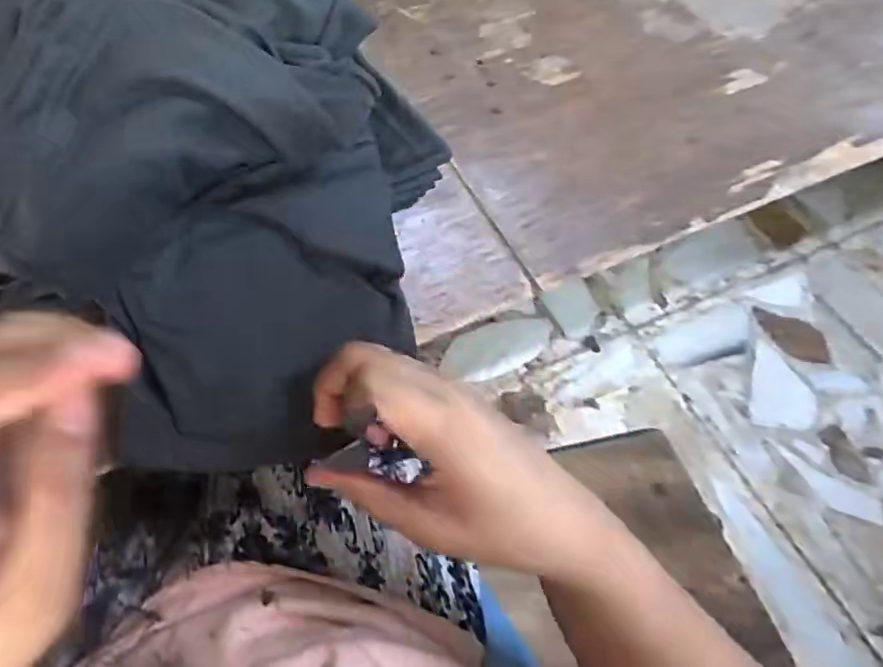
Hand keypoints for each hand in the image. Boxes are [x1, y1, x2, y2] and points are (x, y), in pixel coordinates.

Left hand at [0, 313, 139, 666]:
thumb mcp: (38, 584)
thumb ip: (57, 492)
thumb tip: (81, 395)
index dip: (36, 372)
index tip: (103, 359)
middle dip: (51, 342)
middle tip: (119, 355)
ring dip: (54, 337)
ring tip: (110, 356)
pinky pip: (13, 360)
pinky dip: (54, 350)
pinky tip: (89, 366)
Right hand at [306, 342, 630, 582]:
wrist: (568, 523)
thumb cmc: (498, 530)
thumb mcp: (426, 524)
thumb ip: (366, 492)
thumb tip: (314, 471)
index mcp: (434, 418)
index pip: (365, 372)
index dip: (331, 390)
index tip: (327, 432)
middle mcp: (440, 387)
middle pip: (366, 353)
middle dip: (335, 380)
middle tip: (334, 426)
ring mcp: (451, 383)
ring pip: (384, 356)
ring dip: (357, 382)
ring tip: (365, 436)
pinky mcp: (458, 388)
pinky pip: (403, 368)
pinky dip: (379, 385)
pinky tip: (393, 433)